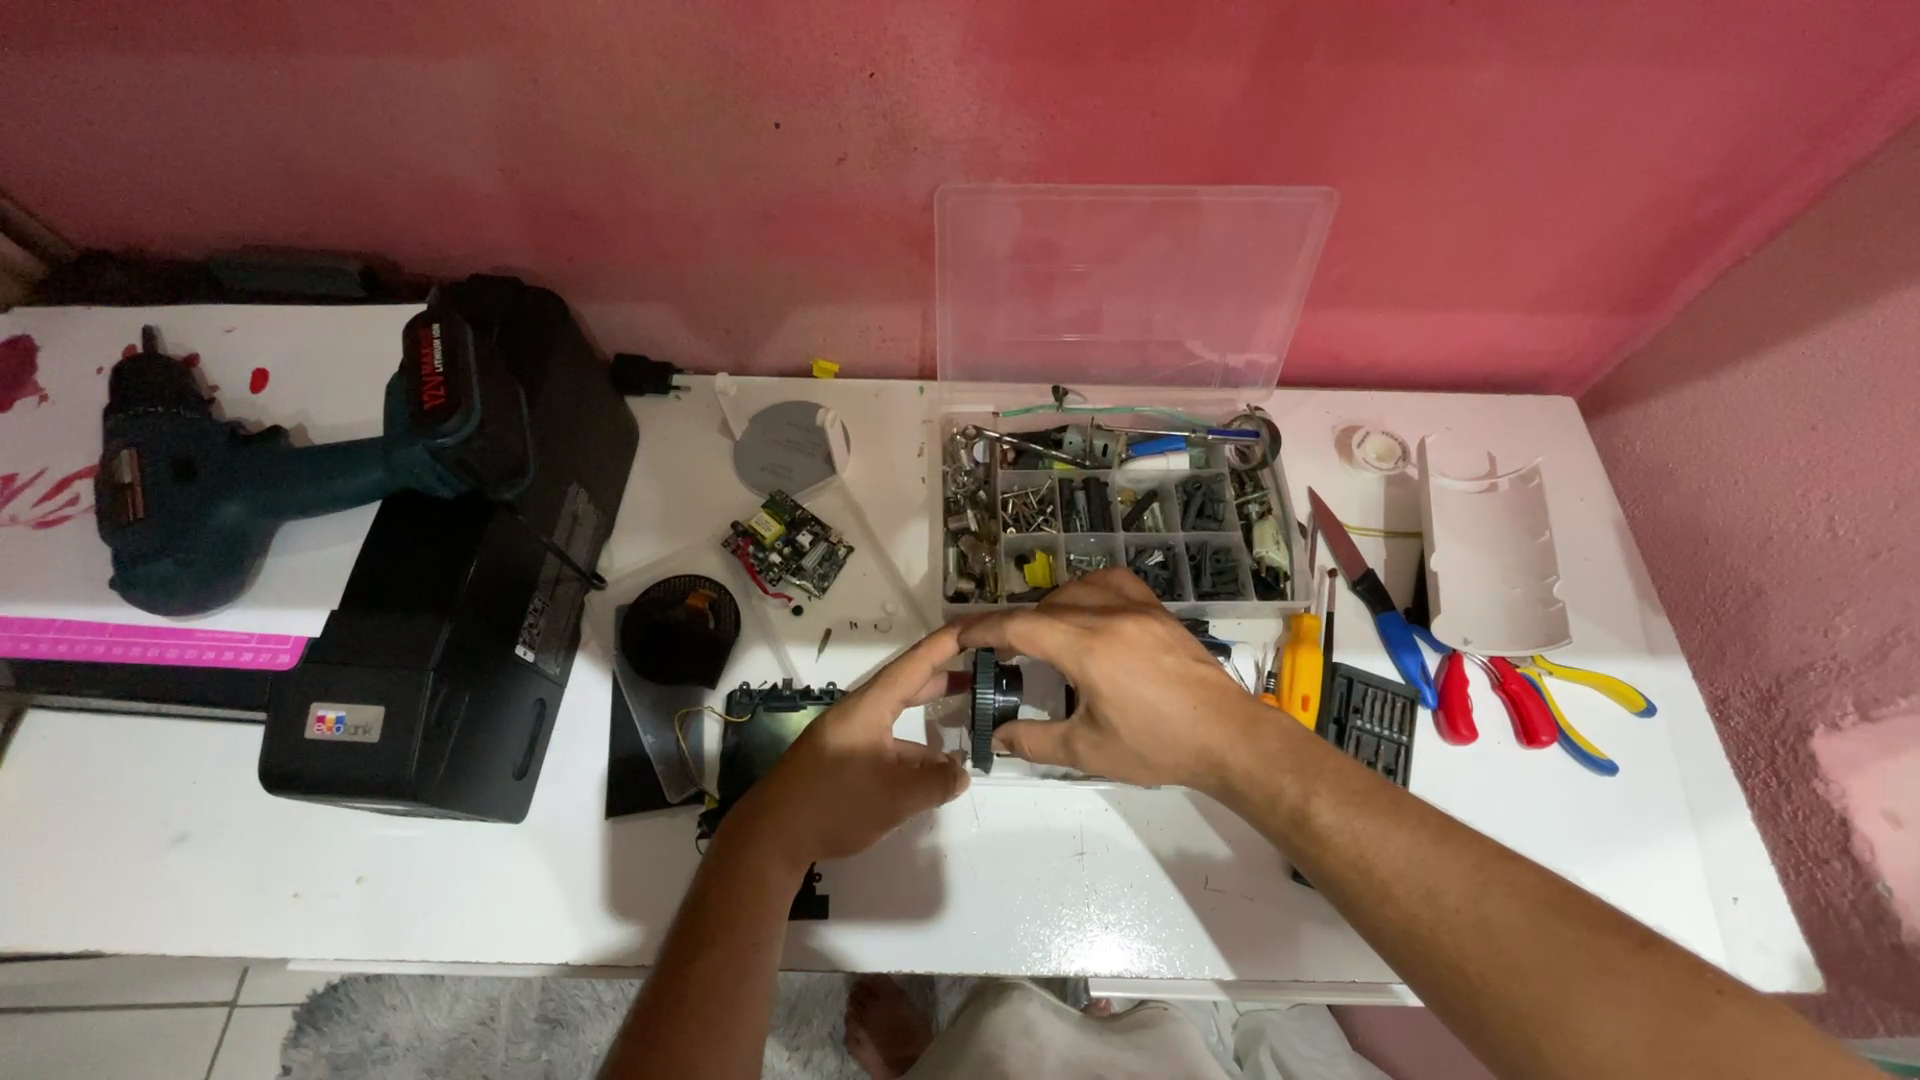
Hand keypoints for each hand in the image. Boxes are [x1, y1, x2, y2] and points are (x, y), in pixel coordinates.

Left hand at [718, 625, 970, 871]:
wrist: (771, 836)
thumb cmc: (834, 804)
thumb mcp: (896, 797)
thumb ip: (936, 783)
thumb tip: (961, 774)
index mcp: (870, 706)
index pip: (914, 664)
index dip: (945, 644)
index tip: (973, 628)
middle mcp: (858, 714)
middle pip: (905, 686)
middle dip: (941, 678)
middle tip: (977, 674)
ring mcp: (846, 737)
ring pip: (895, 720)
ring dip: (926, 722)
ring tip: (961, 731)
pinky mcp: (839, 761)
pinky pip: (884, 744)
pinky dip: (910, 752)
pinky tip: (928, 773)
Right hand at [957, 568, 1266, 790]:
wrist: (1227, 736)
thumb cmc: (1157, 746)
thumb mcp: (1088, 751)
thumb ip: (1034, 740)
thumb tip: (998, 735)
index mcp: (1087, 648)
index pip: (1019, 626)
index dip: (982, 629)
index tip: (959, 636)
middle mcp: (1109, 615)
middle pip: (1044, 604)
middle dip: (1014, 624)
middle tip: (999, 652)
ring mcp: (1137, 608)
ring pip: (1076, 588)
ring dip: (1050, 606)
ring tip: (1044, 637)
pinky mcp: (1158, 611)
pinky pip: (1114, 582)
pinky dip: (1089, 590)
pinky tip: (1088, 611)